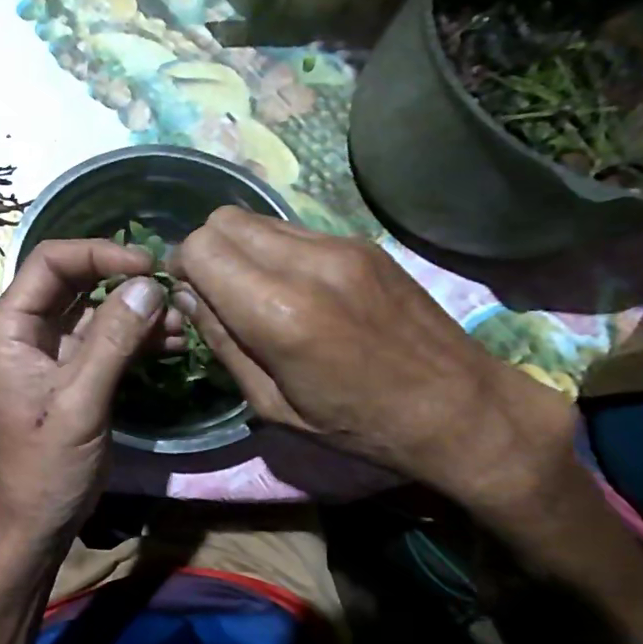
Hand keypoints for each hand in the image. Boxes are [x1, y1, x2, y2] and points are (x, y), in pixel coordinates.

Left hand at [0, 240, 169, 552]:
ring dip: (136, 310)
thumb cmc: (45, 466)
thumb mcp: (80, 401)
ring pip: (95, 309)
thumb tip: (149, 284)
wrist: (35, 523)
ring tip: (179, 323)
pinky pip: (106, 339)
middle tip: (169, 290)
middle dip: (122, 280)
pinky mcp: (73, 372)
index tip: (146, 264)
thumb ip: (112, 340)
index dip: (98, 252)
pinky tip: (172, 343)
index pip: (49, 262)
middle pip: (75, 280)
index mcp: (8, 328)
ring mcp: (49, 351)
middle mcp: (25, 330)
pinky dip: (136, 337)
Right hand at [169, 208, 573, 505]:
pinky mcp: (362, 244)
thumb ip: (222, 342)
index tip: (190, 296)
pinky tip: (294, 289)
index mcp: (279, 312)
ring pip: (257, 219)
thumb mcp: (270, 404)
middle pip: (224, 220)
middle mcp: (308, 264)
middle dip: (207, 251)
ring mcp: (340, 246)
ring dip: (241, 249)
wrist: (458, 408)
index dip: (183, 269)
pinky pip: (294, 230)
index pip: (201, 248)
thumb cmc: (356, 424)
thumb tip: (188, 297)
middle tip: (216, 290)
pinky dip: (275, 251)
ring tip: (255, 291)